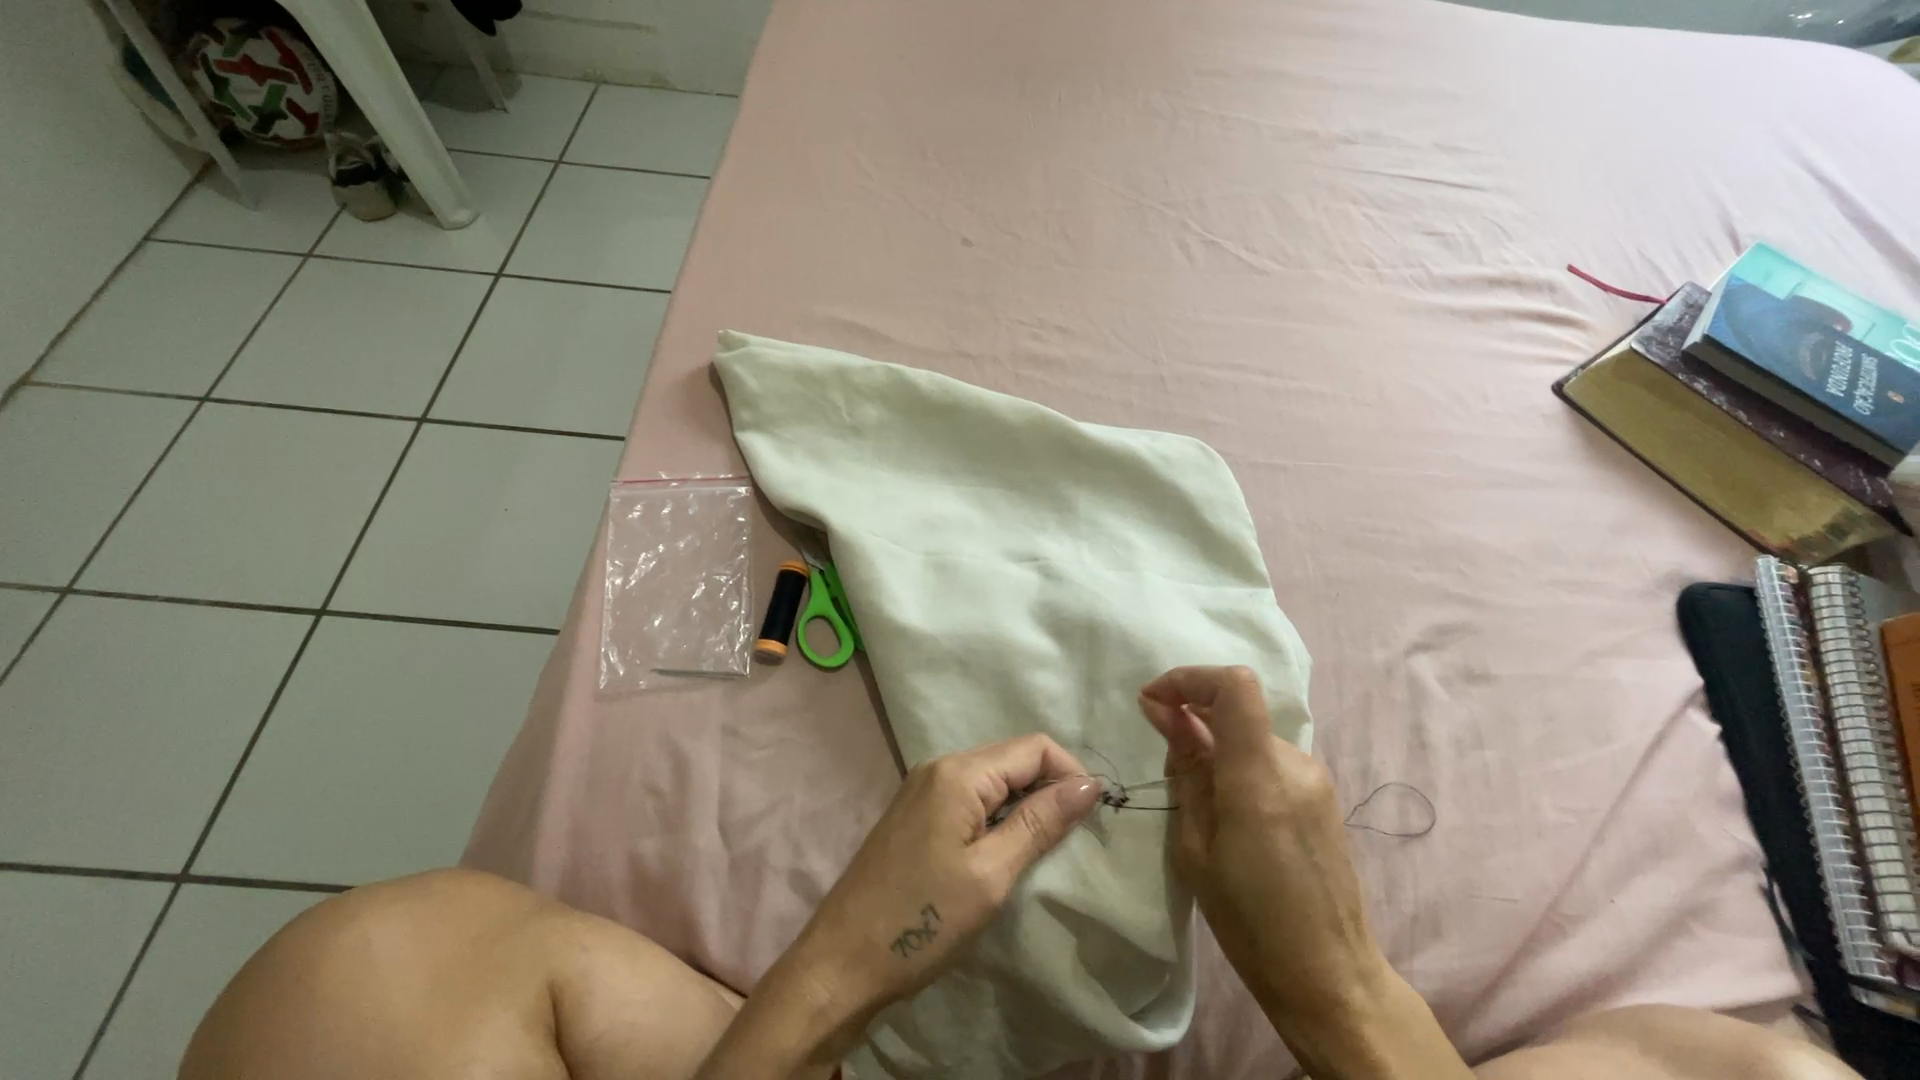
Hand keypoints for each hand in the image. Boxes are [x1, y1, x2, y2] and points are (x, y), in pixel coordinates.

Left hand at [793, 734, 1103, 1009]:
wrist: (842, 963)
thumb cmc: (921, 921)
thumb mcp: (991, 875)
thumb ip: (1039, 822)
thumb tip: (1089, 784)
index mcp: (958, 773)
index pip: (1034, 748)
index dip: (1071, 775)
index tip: (1094, 820)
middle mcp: (938, 768)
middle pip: (1013, 759)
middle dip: (1050, 789)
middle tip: (1074, 840)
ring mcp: (922, 791)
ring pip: (993, 780)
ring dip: (1025, 806)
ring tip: (1043, 851)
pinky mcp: (915, 816)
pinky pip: (970, 799)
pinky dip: (997, 817)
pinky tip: (1005, 854)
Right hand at [1139, 666, 1390, 1028]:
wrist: (1329, 974)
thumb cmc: (1249, 920)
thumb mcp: (1196, 848)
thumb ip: (1186, 771)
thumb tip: (1166, 714)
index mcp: (1260, 777)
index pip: (1234, 686)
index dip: (1188, 679)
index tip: (1152, 702)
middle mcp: (1295, 764)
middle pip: (1238, 710)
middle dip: (1193, 719)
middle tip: (1164, 764)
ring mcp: (1315, 778)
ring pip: (1251, 737)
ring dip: (1216, 747)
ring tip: (1196, 803)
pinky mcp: (1323, 795)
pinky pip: (1269, 760)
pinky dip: (1239, 766)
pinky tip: (1228, 815)